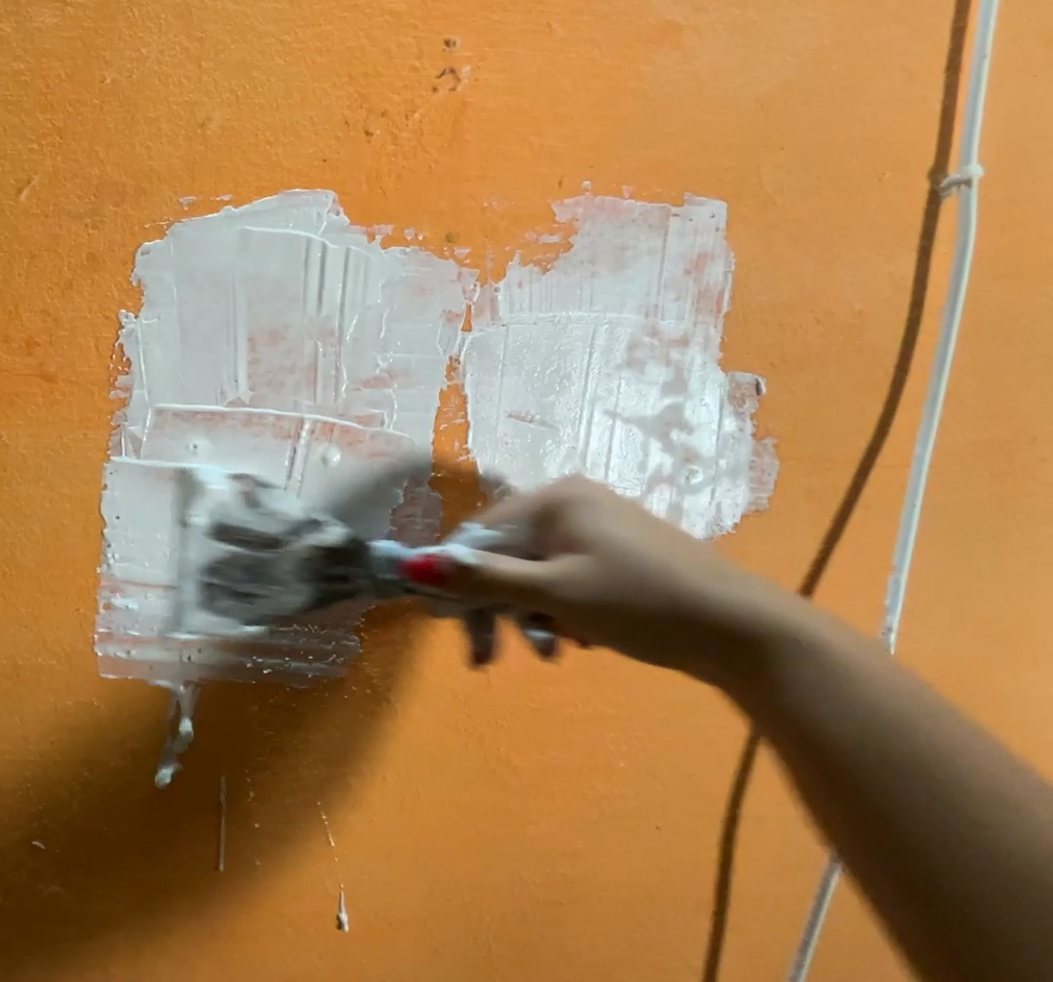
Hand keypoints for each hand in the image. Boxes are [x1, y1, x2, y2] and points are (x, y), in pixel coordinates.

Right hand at [435, 476, 797, 684]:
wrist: (749, 633)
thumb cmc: (642, 604)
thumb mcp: (553, 594)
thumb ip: (480, 579)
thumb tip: (409, 566)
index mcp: (554, 499)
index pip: (478, 536)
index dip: (456, 582)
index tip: (452, 630)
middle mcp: (571, 502)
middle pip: (504, 555)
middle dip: (497, 607)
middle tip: (491, 659)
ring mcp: (597, 525)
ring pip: (533, 572)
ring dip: (529, 614)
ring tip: (552, 650)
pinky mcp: (617, 552)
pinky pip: (564, 577)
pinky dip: (559, 609)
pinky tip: (579, 638)